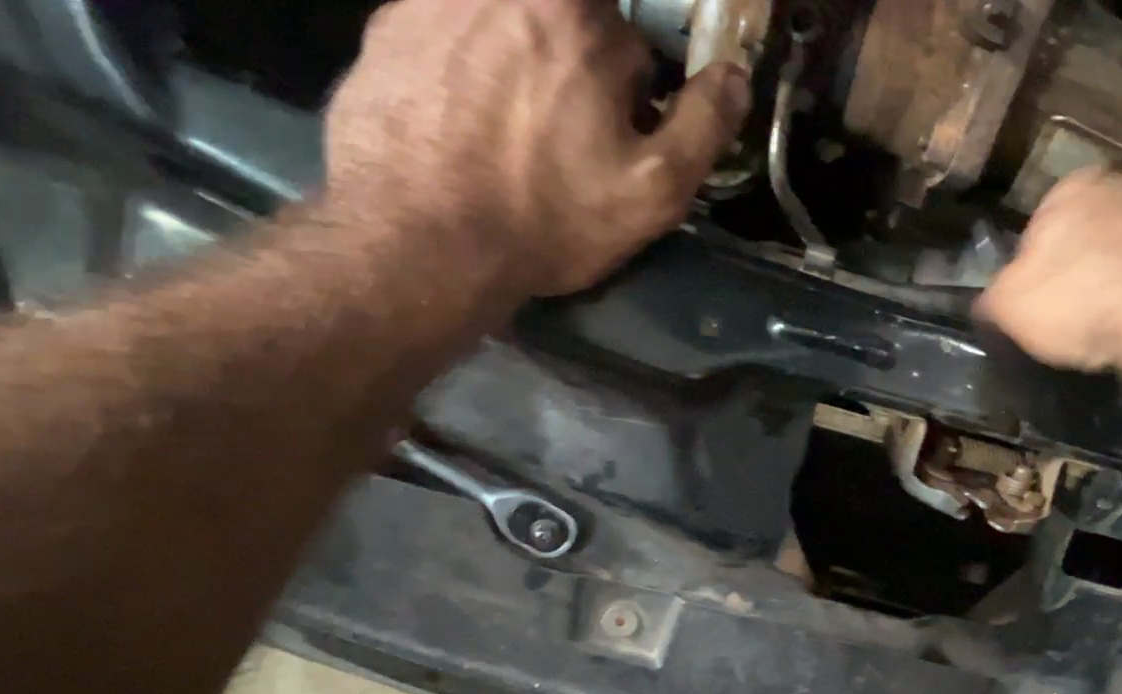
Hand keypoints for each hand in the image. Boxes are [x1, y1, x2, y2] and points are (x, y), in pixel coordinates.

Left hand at [322, 0, 750, 298]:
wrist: (418, 244)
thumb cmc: (548, 219)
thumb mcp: (653, 191)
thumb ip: (704, 124)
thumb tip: (734, 74)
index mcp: (579, 15)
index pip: (630, 42)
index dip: (629, 98)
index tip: (613, 142)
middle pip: (565, 23)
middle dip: (571, 72)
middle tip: (556, 141)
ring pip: (505, 27)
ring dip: (515, 67)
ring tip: (502, 135)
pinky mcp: (386, 26)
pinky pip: (446, 35)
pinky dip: (460, 70)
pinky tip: (457, 127)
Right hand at [978, 168, 1121, 371]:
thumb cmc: (1080, 299)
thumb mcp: (1008, 307)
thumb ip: (994, 297)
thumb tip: (990, 301)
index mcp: (1071, 186)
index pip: (1042, 220)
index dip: (1039, 264)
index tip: (1043, 300)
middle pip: (1097, 227)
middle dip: (1089, 263)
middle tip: (1082, 312)